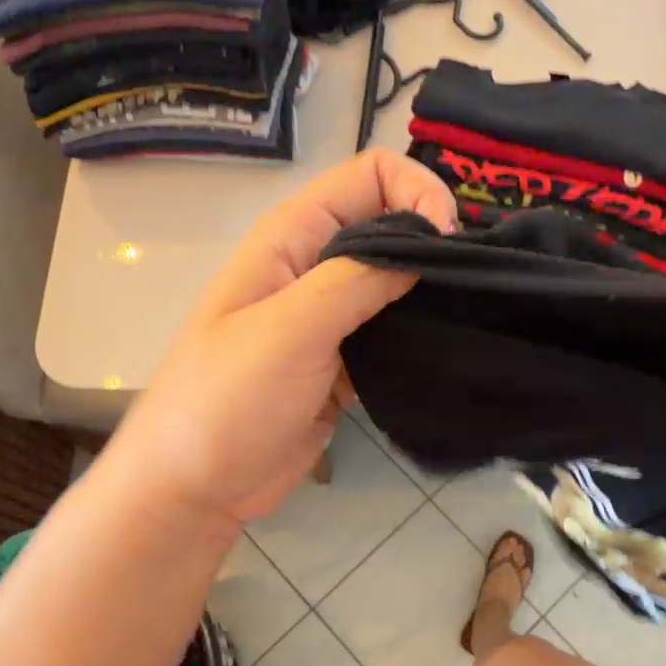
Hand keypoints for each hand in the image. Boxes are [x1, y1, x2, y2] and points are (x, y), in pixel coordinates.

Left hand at [100, 151, 456, 524]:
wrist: (196, 488)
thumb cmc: (227, 400)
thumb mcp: (290, 328)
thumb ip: (357, 278)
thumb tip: (425, 245)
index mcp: (292, 238)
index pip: (370, 177)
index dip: (417, 192)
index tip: (449, 243)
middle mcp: (313, 268)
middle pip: (389, 227)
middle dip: (433, 243)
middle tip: (469, 286)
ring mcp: (328, 319)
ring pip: (395, 284)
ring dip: (429, 294)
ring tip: (466, 318)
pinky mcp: (343, 365)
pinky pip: (391, 335)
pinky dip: (418, 338)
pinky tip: (442, 354)